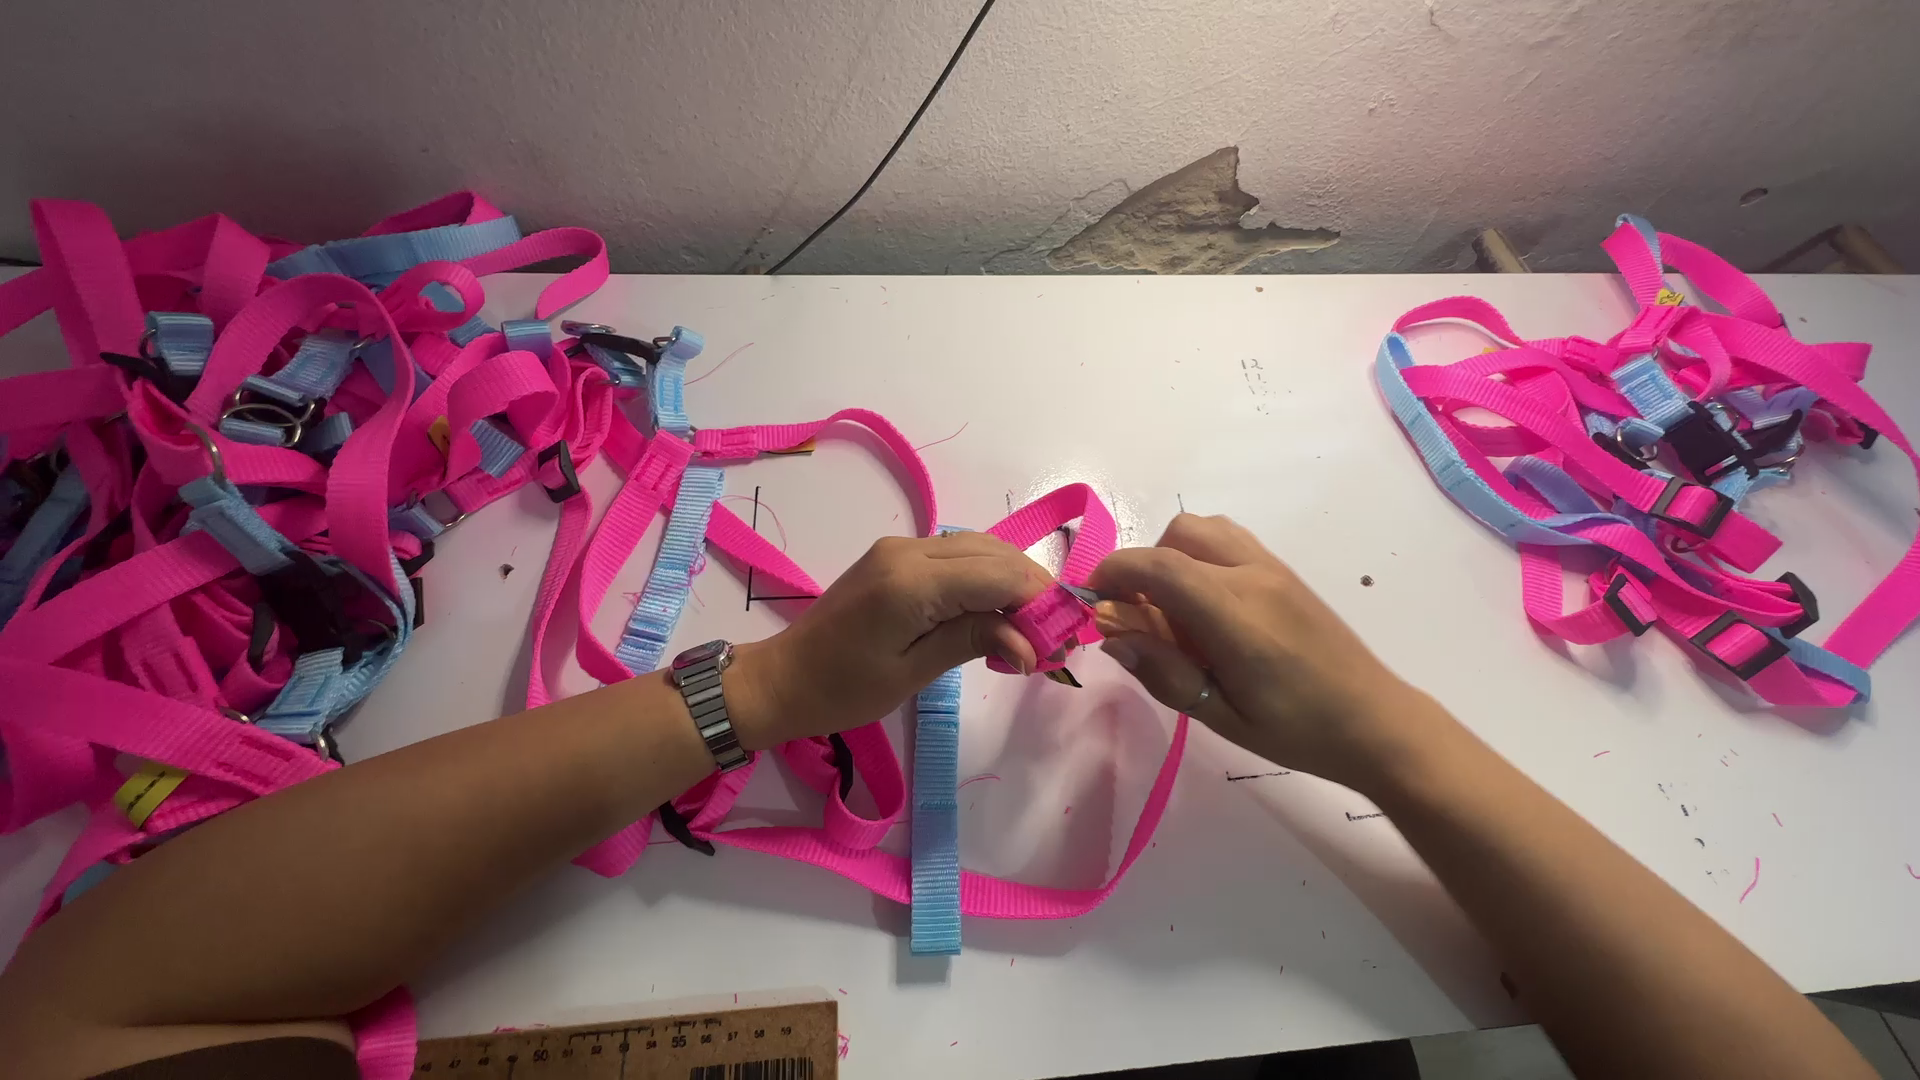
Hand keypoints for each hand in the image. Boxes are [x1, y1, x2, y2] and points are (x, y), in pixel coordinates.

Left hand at [734, 532, 1052, 747]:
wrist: (784, 677)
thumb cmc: (842, 689)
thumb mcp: (912, 672)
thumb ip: (973, 640)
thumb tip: (1031, 643)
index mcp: (911, 580)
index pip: (998, 574)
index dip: (1039, 602)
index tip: (1062, 642)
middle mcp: (908, 549)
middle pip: (994, 553)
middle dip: (1031, 591)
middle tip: (1053, 638)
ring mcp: (900, 547)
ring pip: (979, 548)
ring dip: (1011, 582)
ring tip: (1029, 629)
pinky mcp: (896, 556)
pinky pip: (956, 555)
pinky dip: (984, 578)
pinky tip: (994, 612)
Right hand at [1090, 513, 1444, 789]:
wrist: (1377, 721)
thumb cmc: (1298, 731)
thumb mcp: (1221, 716)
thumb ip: (1164, 673)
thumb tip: (1113, 638)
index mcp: (1237, 617)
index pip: (1161, 567)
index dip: (1115, 573)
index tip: (1093, 599)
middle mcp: (1254, 577)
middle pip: (1178, 534)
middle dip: (1141, 564)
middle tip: (1137, 613)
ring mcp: (1273, 567)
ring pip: (1203, 528)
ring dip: (1171, 555)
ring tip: (1172, 605)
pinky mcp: (1284, 570)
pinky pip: (1227, 539)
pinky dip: (1199, 554)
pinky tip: (1205, 602)